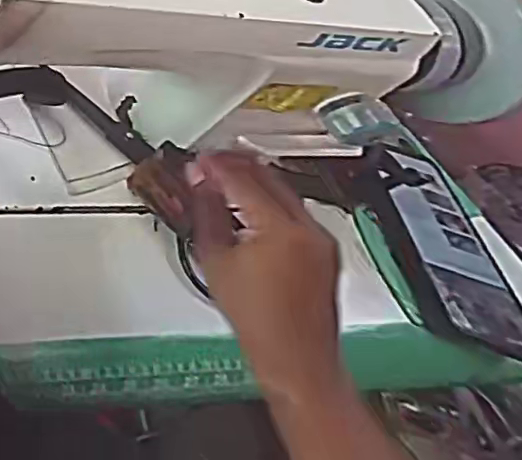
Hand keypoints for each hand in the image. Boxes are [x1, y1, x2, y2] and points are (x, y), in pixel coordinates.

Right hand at [189, 151, 346, 402]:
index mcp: (281, 229)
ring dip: (251, 178)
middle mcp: (309, 229)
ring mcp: (321, 240)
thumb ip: (205, 211)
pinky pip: (293, 207)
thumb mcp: (214, 258)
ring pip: (282, 188)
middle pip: (266, 176)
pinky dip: (267, 197)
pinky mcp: (324, 250)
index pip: (241, 179)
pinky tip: (246, 201)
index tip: (196, 162)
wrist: (296, 360)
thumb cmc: (257, 319)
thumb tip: (199, 183)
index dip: (213, 166)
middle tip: (207, 161)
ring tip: (222, 177)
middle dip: (233, 164)